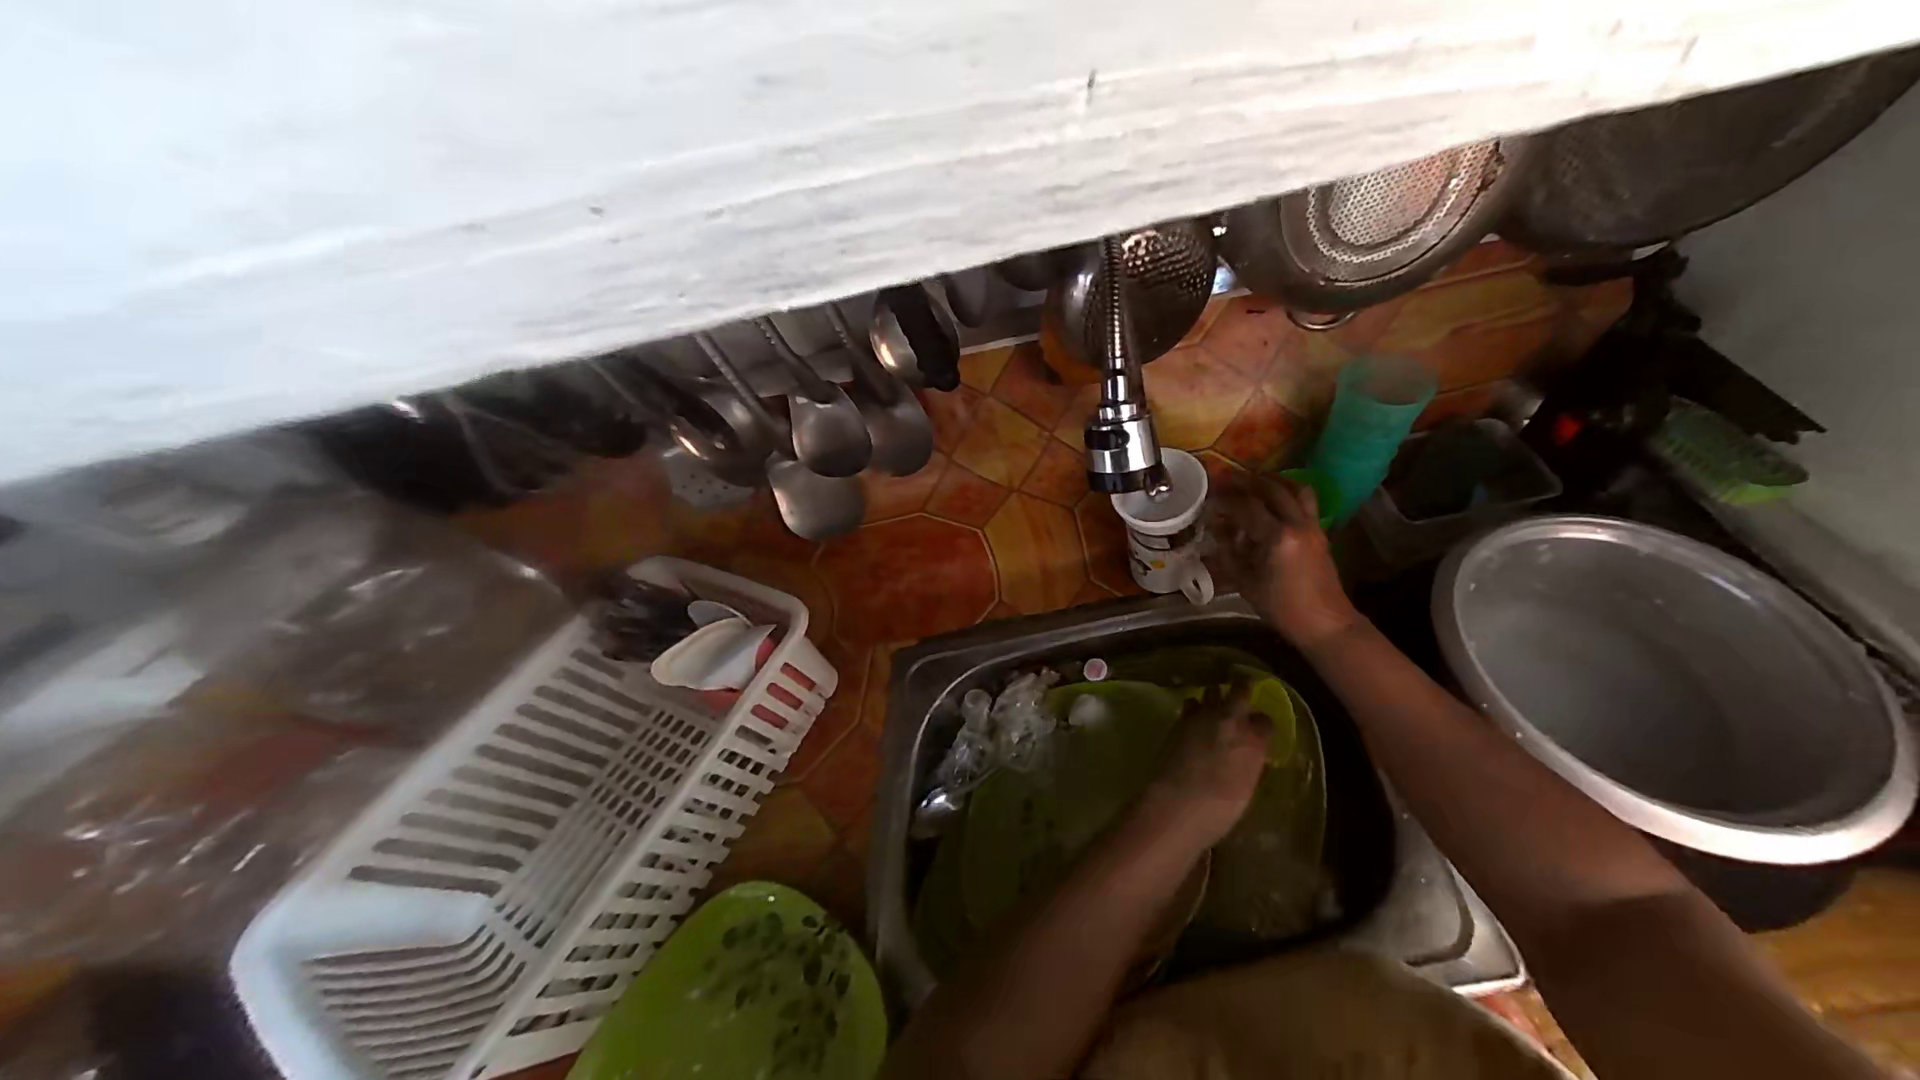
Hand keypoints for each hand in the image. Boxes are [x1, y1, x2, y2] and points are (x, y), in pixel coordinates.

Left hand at [1139, 681, 1272, 847]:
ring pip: (1212, 691)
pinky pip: (1190, 704)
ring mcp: (1203, 717)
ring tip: (1215, 701)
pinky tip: (1193, 714)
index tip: (1259, 729)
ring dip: (1215, 695)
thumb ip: (1250, 767)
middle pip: (1240, 690)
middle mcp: (1231, 721)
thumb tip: (1252, 760)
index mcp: (1254, 741)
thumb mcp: (1246, 789)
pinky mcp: (1180, 721)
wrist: (1177, 802)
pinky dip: (1194, 706)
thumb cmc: (1220, 808)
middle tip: (1243, 688)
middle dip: (1243, 688)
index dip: (1262, 724)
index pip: (1265, 721)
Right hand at [1211, 472, 1364, 649]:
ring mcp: (1313, 526)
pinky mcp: (1320, 532)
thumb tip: (1216, 528)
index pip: (1246, 506)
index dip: (1225, 499)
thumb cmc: (1281, 607)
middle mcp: (1297, 524)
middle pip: (1272, 488)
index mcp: (1277, 537)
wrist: (1325, 623)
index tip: (1209, 495)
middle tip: (1227, 478)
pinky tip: (1274, 500)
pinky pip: (1305, 502)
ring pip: (1296, 489)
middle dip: (1247, 481)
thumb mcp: (1245, 582)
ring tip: (1255, 480)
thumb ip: (1228, 551)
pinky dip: (1288, 493)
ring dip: (1274, 480)